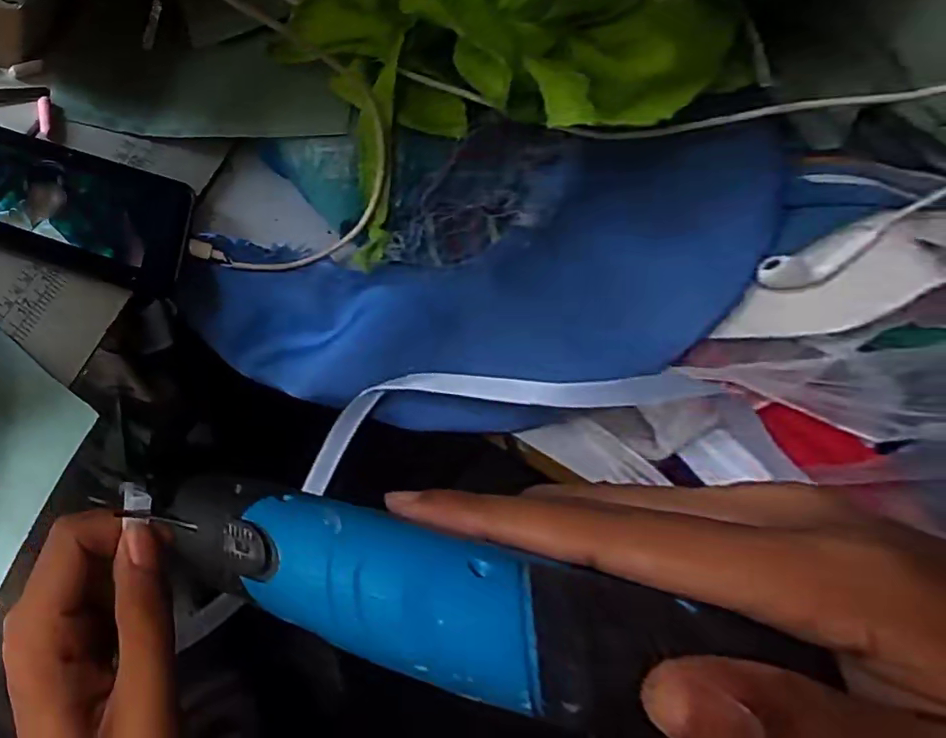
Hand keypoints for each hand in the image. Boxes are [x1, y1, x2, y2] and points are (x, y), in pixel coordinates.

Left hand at [2, 511, 176, 737]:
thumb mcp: (143, 705)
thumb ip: (142, 614)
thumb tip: (141, 530)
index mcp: (34, 625)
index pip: (70, 538)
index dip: (117, 529)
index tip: (169, 544)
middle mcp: (27, 618)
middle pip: (74, 552)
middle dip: (123, 551)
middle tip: (175, 572)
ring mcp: (40, 633)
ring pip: (84, 573)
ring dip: (125, 575)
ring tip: (165, 598)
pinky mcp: (57, 649)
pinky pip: (88, 602)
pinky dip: (120, 600)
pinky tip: (145, 618)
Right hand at [385, 483, 945, 737]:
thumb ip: (812, 731)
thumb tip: (669, 701)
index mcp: (807, 561)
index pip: (604, 533)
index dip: (494, 519)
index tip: (408, 505)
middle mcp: (782, 513)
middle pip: (600, 506)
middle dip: (503, 517)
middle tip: (428, 534)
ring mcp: (795, 513)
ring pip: (627, 507)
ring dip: (548, 527)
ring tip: (489, 550)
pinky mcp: (802, 527)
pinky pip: (666, 520)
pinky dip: (602, 538)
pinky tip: (590, 566)